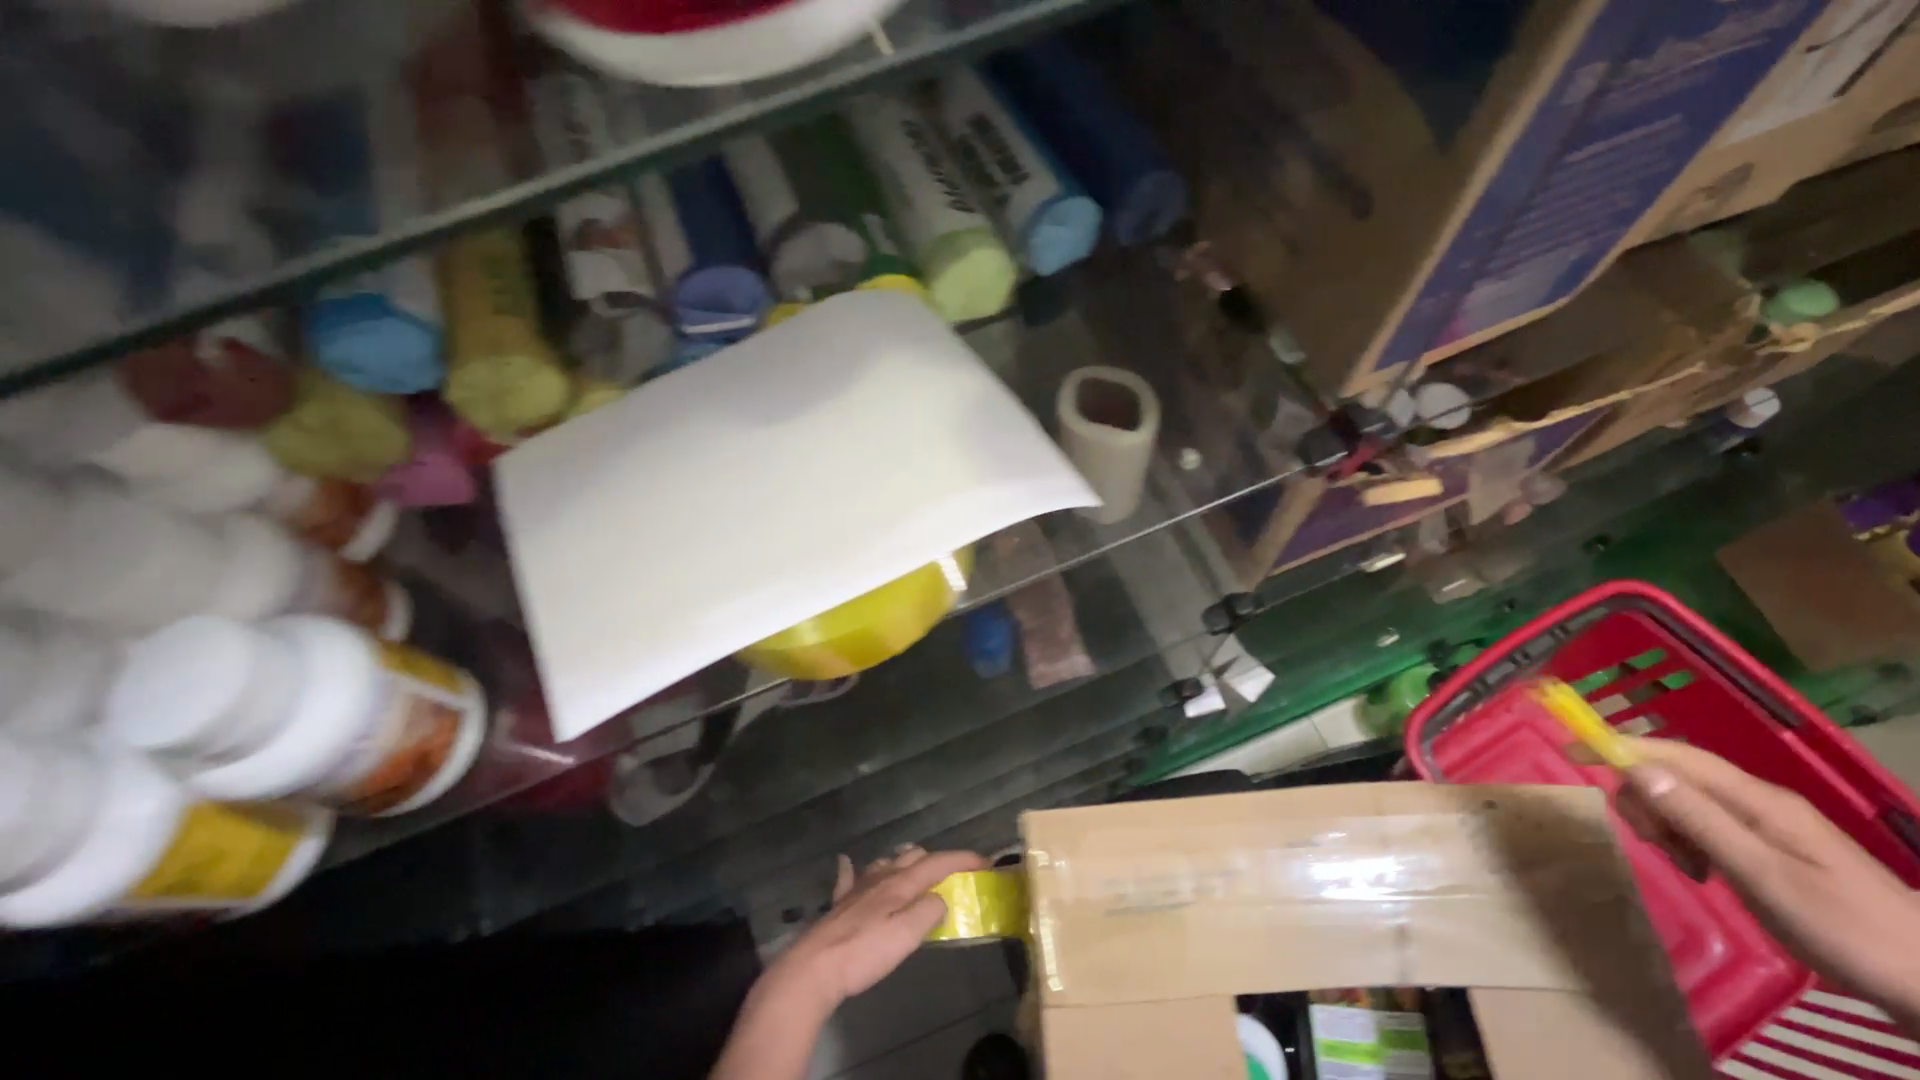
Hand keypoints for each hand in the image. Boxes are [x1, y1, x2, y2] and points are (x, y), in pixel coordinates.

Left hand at [764, 846, 987, 1013]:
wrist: (814, 968)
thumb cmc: (864, 953)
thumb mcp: (907, 935)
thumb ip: (929, 912)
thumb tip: (940, 899)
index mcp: (900, 884)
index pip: (938, 862)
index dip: (963, 859)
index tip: (986, 861)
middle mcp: (879, 879)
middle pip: (912, 857)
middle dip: (936, 859)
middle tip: (954, 873)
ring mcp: (856, 889)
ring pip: (884, 863)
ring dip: (903, 861)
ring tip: (915, 865)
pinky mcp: (839, 905)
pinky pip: (848, 878)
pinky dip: (853, 869)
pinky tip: (847, 862)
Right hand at [1614, 736, 1919, 1021]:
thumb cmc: (1843, 927)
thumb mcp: (1762, 875)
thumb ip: (1699, 820)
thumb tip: (1637, 769)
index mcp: (1757, 800)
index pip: (1675, 755)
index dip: (1620, 747)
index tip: (1572, 751)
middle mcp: (1758, 801)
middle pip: (1675, 776)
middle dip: (1646, 801)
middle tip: (1658, 848)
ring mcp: (1765, 823)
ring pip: (1685, 801)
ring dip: (1667, 826)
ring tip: (1687, 868)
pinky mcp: (1767, 846)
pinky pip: (1706, 825)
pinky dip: (1687, 841)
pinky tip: (1701, 872)